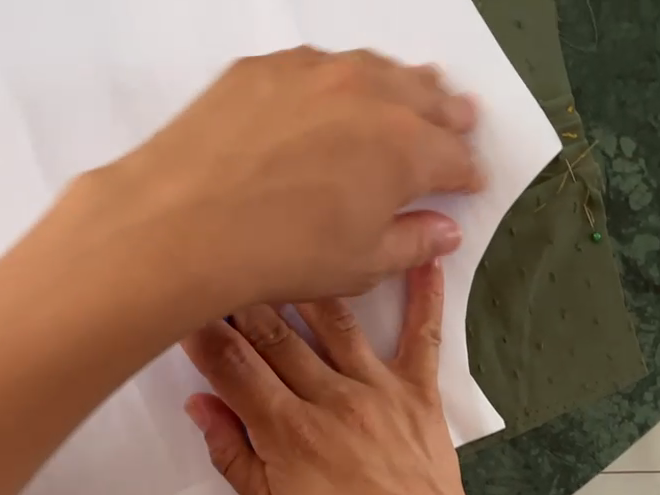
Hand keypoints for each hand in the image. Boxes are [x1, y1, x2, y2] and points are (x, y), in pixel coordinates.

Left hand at [48, 48, 482, 317]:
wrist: (188, 224)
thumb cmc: (282, 253)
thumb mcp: (362, 265)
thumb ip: (412, 243)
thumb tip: (445, 233)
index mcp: (405, 149)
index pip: (453, 157)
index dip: (467, 173)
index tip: (472, 182)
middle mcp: (369, 96)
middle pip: (425, 99)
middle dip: (448, 114)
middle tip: (463, 119)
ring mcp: (315, 73)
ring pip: (377, 70)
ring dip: (403, 83)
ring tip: (418, 87)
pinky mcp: (265, 69)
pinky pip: (320, 64)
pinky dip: (343, 77)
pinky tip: (340, 89)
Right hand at [180, 261, 504, 494]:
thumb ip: (232, 456)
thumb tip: (198, 404)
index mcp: (287, 430)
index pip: (231, 365)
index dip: (200, 329)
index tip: (180, 297)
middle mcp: (329, 396)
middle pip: (274, 333)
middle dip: (242, 294)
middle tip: (222, 255)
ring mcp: (378, 387)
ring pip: (334, 319)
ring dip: (306, 278)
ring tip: (288, 238)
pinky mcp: (419, 389)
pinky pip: (422, 334)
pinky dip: (425, 295)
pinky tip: (426, 256)